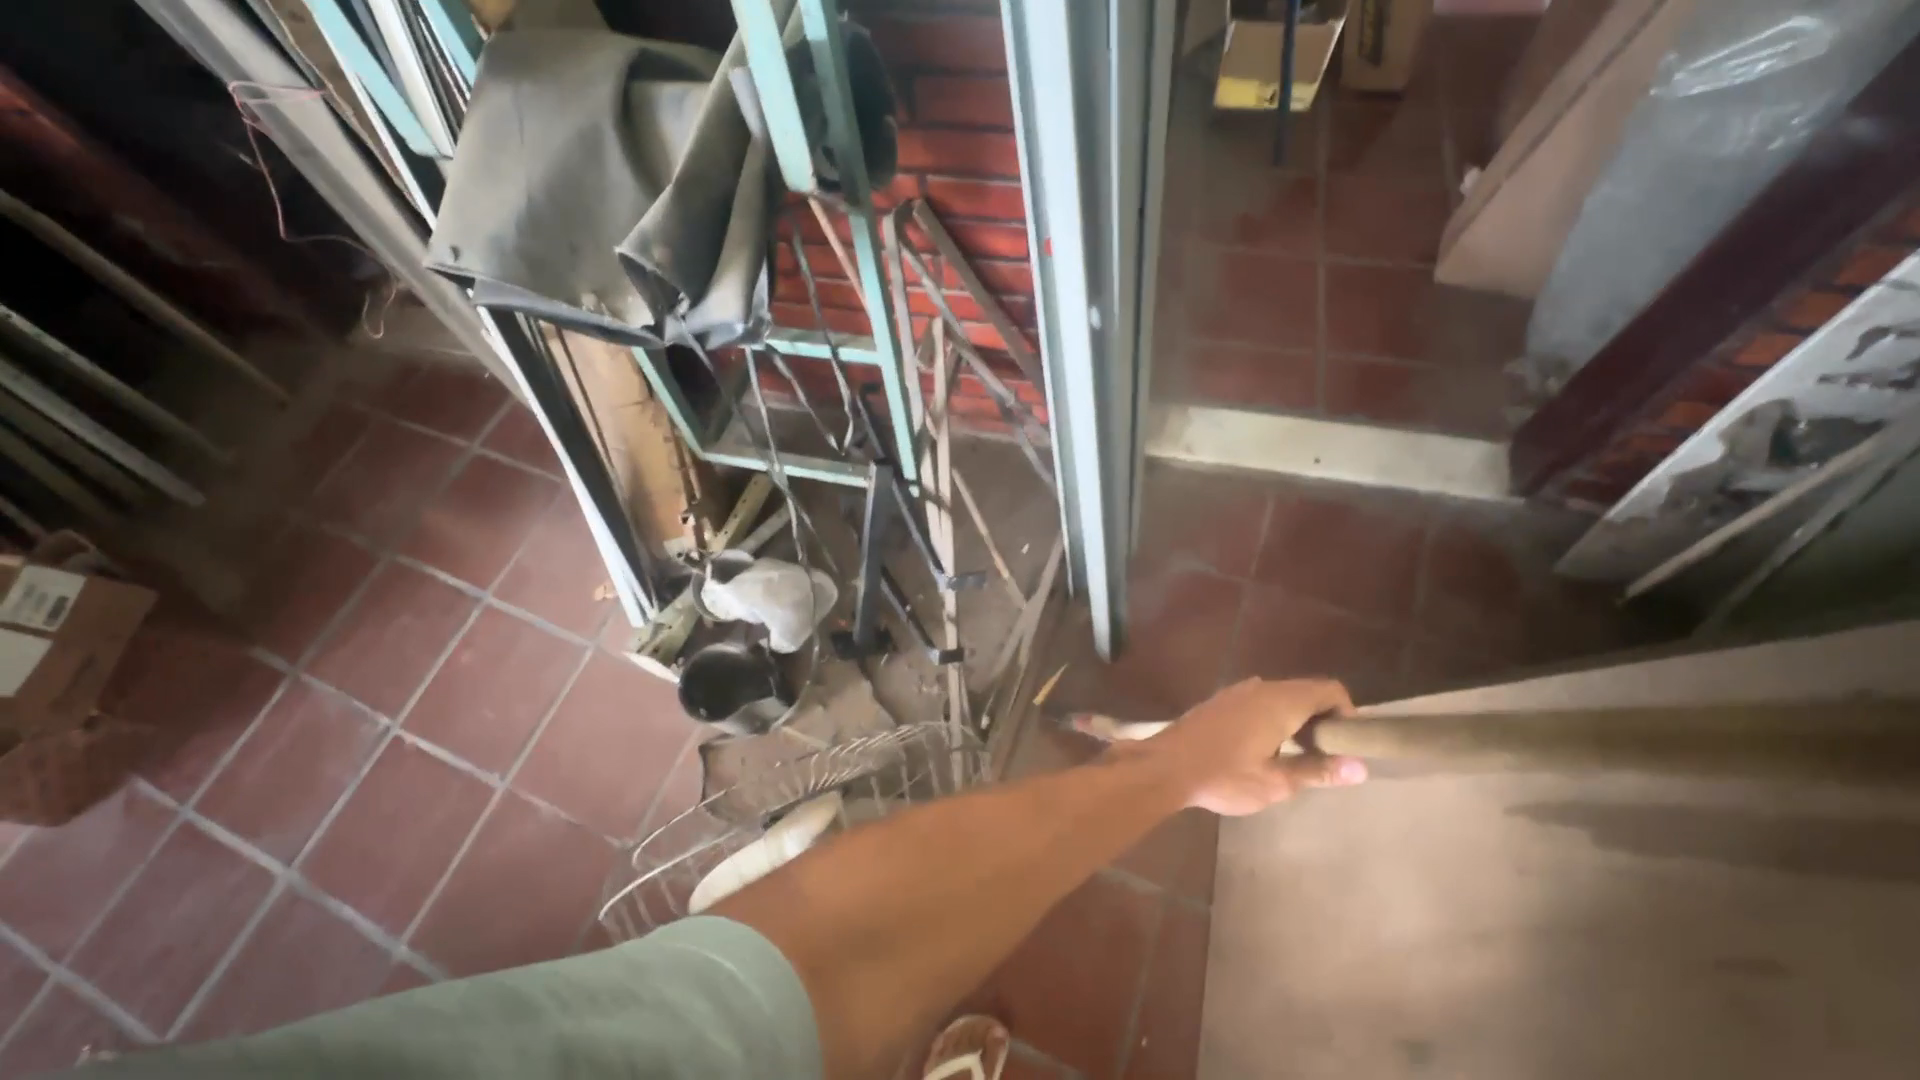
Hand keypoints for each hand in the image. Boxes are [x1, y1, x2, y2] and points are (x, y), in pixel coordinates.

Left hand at [1141, 678, 1367, 815]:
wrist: (1164, 767)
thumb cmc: (1224, 776)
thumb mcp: (1276, 782)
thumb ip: (1318, 771)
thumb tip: (1361, 768)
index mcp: (1281, 701)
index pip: (1329, 689)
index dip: (1348, 712)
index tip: (1347, 744)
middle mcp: (1261, 687)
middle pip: (1306, 691)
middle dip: (1323, 718)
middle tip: (1325, 755)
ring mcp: (1237, 692)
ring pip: (1281, 696)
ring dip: (1296, 719)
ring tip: (1297, 755)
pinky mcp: (1219, 701)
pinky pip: (1259, 701)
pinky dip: (1273, 718)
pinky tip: (1264, 748)